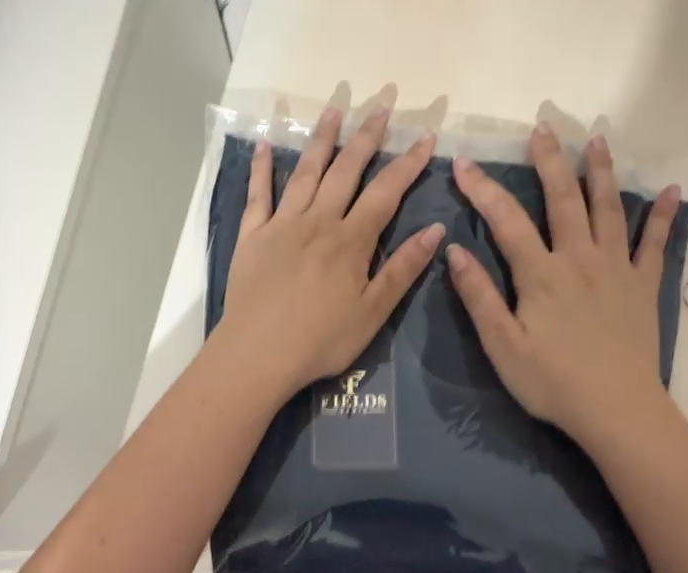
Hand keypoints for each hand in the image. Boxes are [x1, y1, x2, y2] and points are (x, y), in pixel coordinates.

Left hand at [216, 105, 443, 390]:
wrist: (259, 353)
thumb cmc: (321, 341)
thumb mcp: (372, 313)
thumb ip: (402, 270)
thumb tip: (435, 231)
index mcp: (351, 242)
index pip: (385, 193)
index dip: (407, 163)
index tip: (425, 136)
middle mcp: (318, 222)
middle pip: (346, 170)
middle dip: (367, 135)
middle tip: (381, 103)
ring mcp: (281, 225)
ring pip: (305, 172)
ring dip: (321, 139)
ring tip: (335, 108)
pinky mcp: (252, 237)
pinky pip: (257, 195)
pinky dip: (260, 169)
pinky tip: (263, 145)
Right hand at [445, 125, 682, 443]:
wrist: (614, 406)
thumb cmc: (551, 382)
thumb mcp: (502, 346)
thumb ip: (480, 297)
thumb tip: (455, 251)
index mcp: (540, 275)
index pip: (507, 221)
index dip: (483, 190)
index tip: (464, 163)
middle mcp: (579, 259)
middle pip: (563, 200)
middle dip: (550, 162)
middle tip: (543, 128)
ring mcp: (616, 269)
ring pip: (608, 209)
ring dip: (601, 172)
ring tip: (597, 139)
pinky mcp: (643, 286)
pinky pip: (655, 243)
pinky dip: (662, 216)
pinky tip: (672, 191)